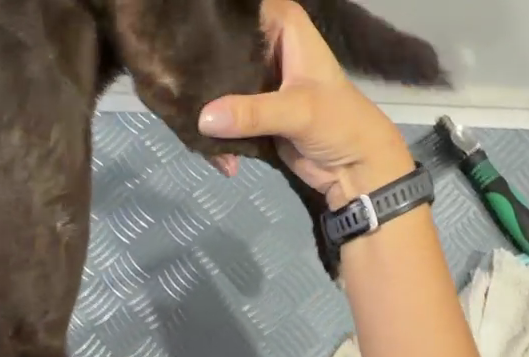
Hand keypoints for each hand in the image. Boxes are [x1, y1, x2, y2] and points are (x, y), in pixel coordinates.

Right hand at [197, 0, 412, 209]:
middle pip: (222, 52)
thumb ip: (252, 113)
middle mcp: (267, 47)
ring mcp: (258, 83)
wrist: (354, 168)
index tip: (180, 45)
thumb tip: (203, 119)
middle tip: (174, 89)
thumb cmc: (339, 122)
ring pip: (219, 89)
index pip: (237, 16)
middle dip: (201, 75)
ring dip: (205, 110)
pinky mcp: (253, 115)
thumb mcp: (298, 110)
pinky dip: (217, 135)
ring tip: (186, 124)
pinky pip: (225, 119)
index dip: (210, 28)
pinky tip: (210, 150)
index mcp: (283, 26)